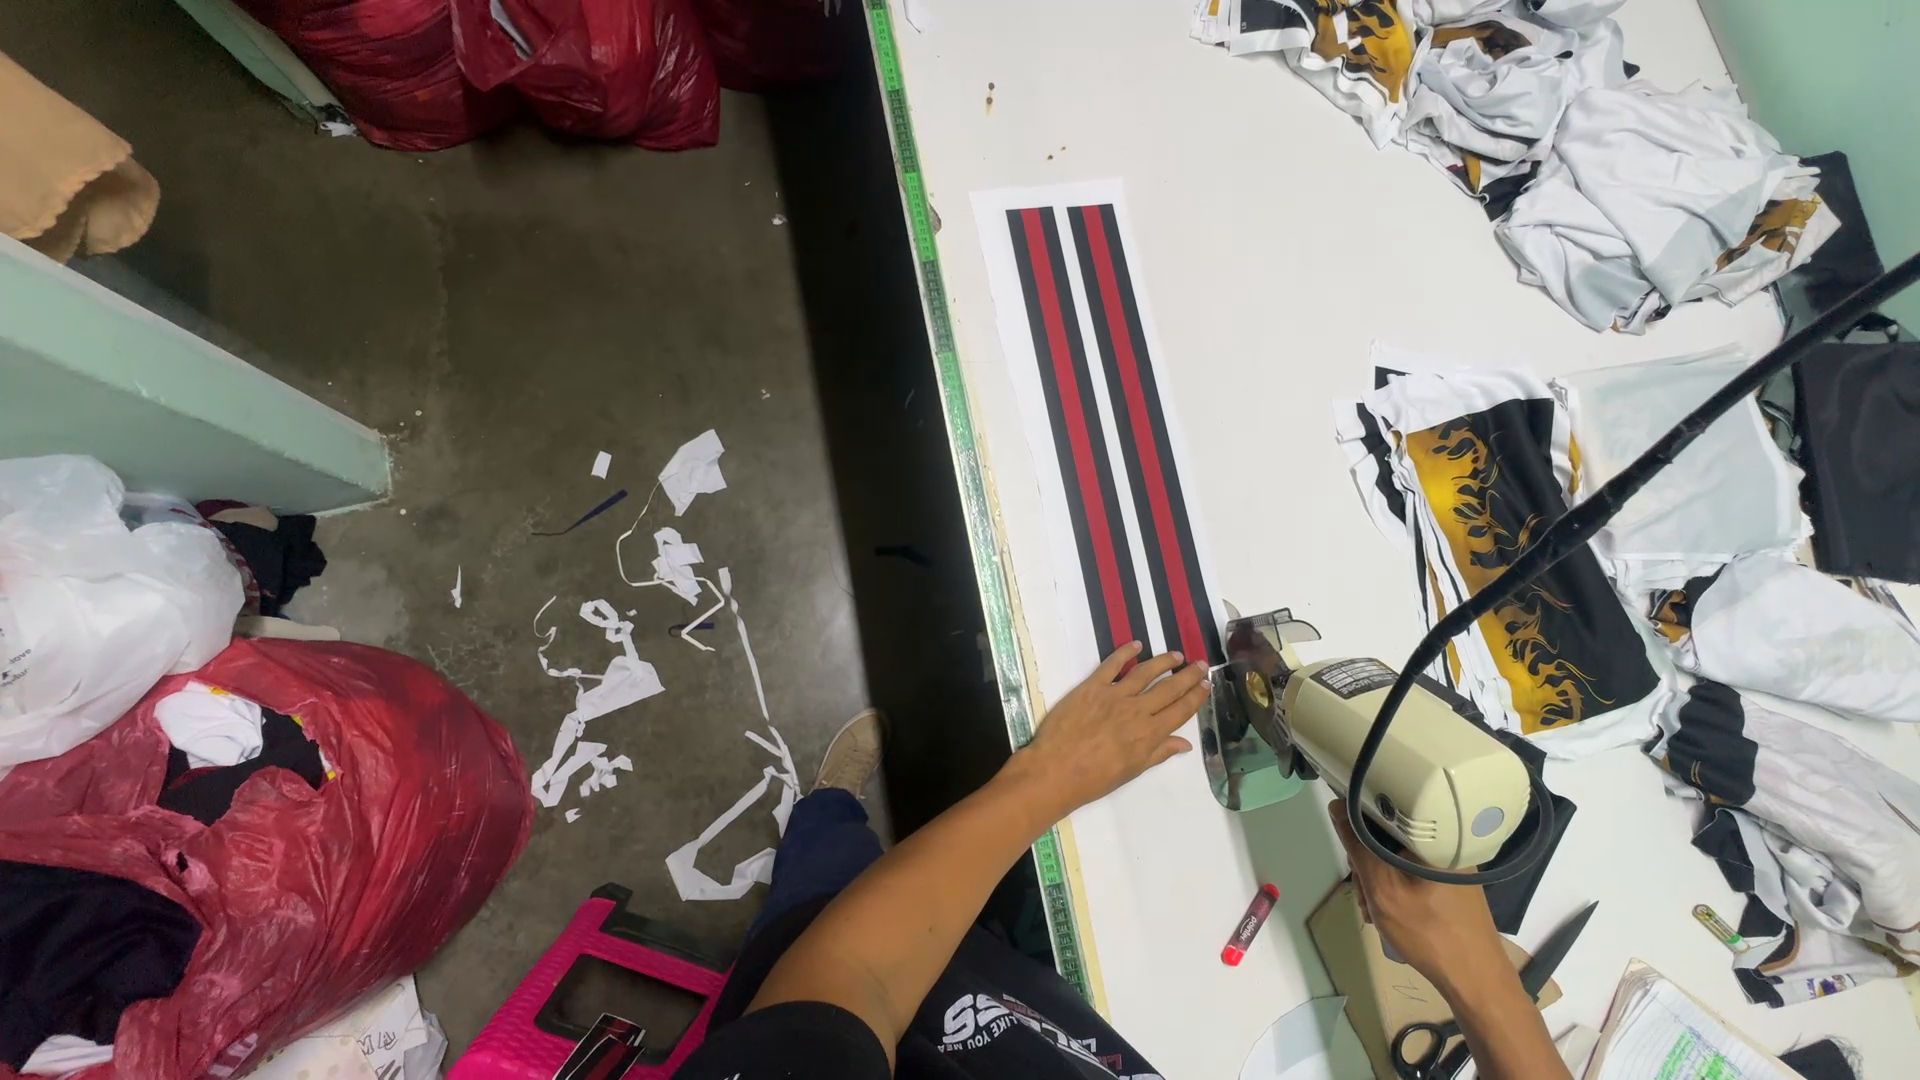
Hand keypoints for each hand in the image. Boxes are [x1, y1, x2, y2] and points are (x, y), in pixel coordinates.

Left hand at [1001, 642, 1208, 822]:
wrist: (1056, 770)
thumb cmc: (1095, 778)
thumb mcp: (1132, 771)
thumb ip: (1159, 753)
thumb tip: (1185, 744)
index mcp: (1149, 734)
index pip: (1179, 711)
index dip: (1195, 697)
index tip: (1206, 684)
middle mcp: (1136, 710)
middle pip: (1168, 689)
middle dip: (1187, 676)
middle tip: (1201, 664)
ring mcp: (1113, 695)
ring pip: (1145, 672)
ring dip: (1163, 662)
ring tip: (1176, 655)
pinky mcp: (1091, 686)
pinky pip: (1111, 664)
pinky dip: (1125, 652)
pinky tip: (1136, 644)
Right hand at [1327, 798, 1508, 993]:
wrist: (1476, 984)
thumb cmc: (1428, 932)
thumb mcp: (1381, 886)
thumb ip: (1357, 845)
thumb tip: (1337, 805)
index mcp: (1436, 838)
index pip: (1386, 810)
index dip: (1359, 826)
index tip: (1350, 854)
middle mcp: (1447, 845)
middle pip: (1390, 836)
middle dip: (1368, 862)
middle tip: (1364, 892)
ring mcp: (1452, 867)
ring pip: (1398, 857)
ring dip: (1378, 879)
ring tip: (1375, 909)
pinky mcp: (1452, 884)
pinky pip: (1413, 872)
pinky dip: (1396, 887)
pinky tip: (1389, 911)